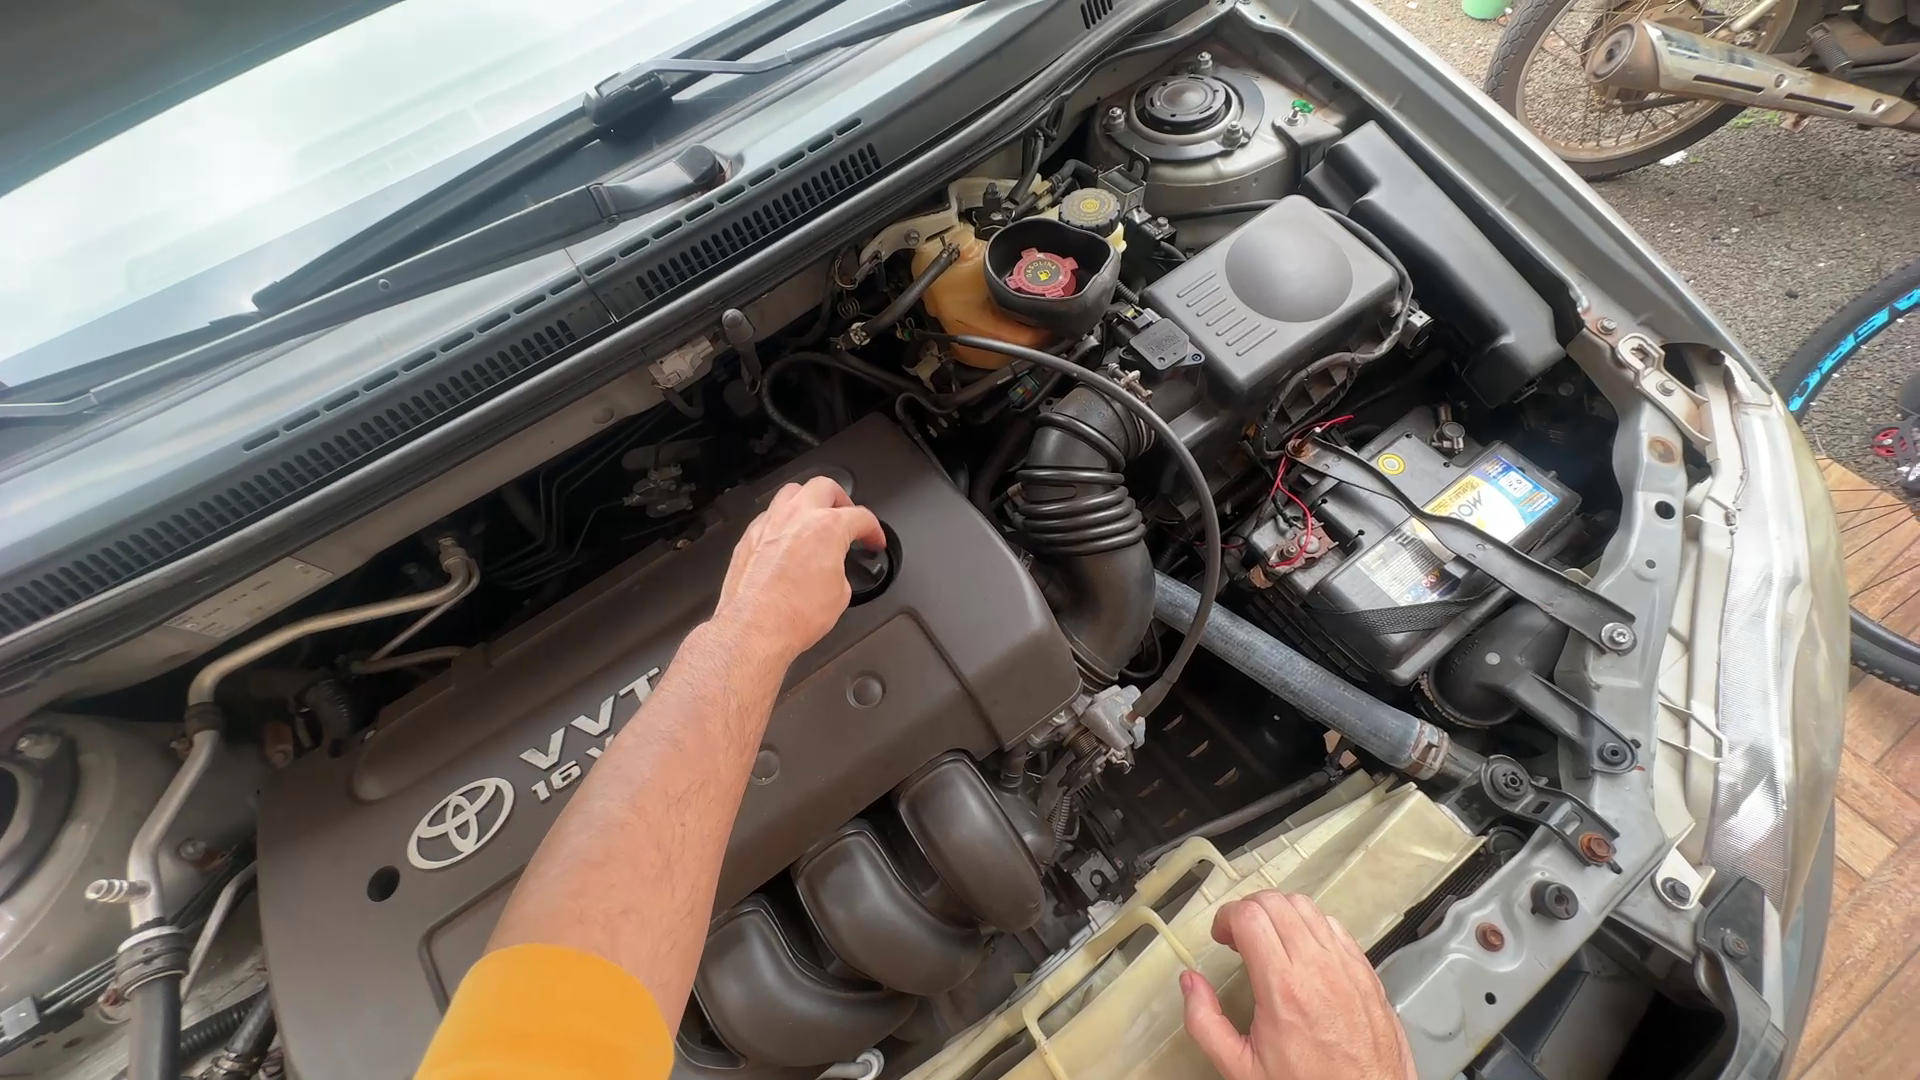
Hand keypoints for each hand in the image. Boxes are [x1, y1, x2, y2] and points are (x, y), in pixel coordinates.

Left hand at [712, 476, 884, 665]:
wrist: (754, 629)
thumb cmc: (793, 614)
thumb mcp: (840, 594)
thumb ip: (840, 569)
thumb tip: (834, 569)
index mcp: (828, 527)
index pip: (860, 516)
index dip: (873, 529)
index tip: (873, 539)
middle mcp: (797, 518)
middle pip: (825, 487)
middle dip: (842, 500)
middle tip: (847, 517)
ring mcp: (770, 524)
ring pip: (792, 492)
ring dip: (809, 501)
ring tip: (816, 517)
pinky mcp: (749, 537)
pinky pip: (770, 514)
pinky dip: (783, 520)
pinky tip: (787, 535)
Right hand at [1180, 892, 1415, 1079]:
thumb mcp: (1240, 1070)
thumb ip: (1204, 1022)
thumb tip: (1190, 981)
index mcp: (1283, 987)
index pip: (1249, 915)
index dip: (1226, 917)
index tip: (1222, 937)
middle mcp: (1318, 968)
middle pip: (1275, 902)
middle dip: (1249, 910)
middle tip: (1240, 938)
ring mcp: (1347, 968)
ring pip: (1306, 907)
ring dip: (1280, 913)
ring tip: (1271, 940)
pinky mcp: (1368, 975)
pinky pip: (1335, 927)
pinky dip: (1312, 926)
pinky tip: (1303, 952)